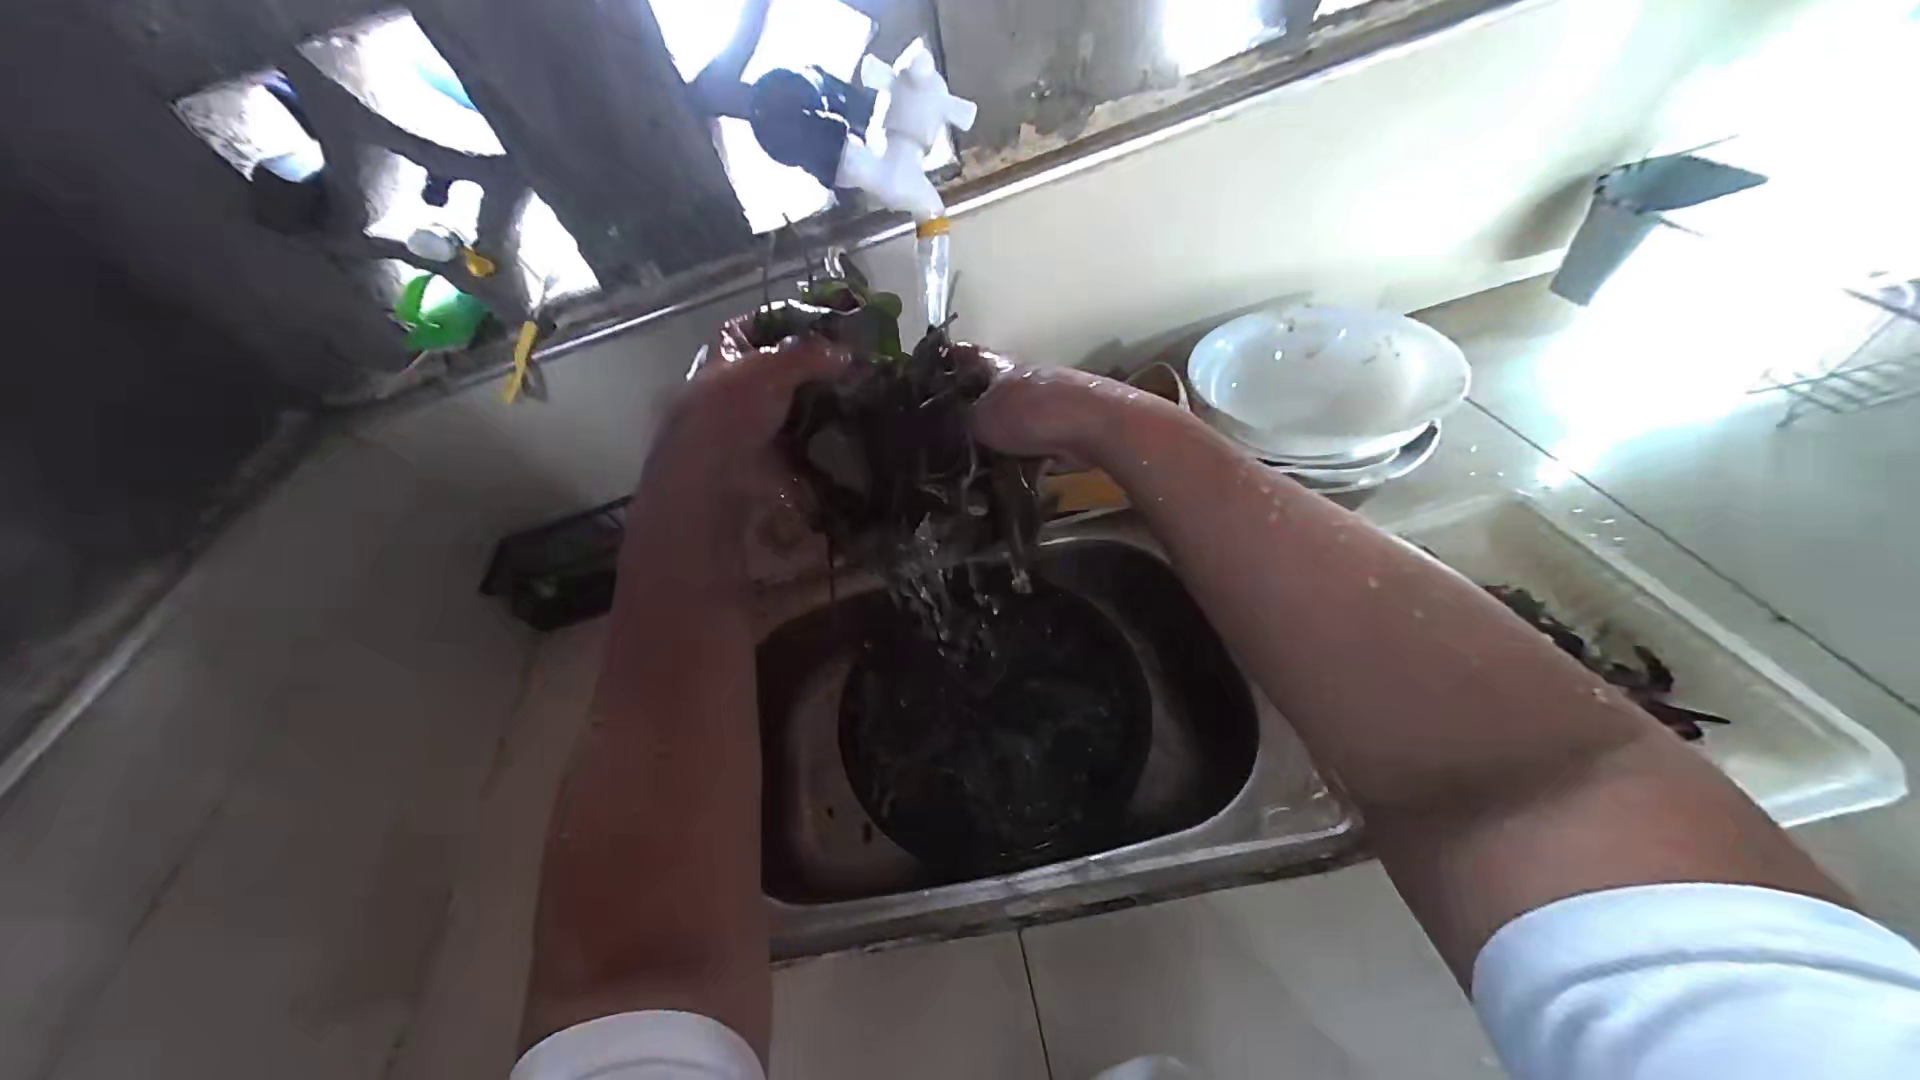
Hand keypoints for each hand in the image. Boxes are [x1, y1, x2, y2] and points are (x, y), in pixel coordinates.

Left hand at [643, 317, 848, 517]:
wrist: (714, 482)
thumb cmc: (730, 414)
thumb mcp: (769, 370)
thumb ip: (809, 354)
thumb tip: (847, 351)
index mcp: (726, 352)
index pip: (758, 324)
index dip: (790, 318)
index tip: (830, 322)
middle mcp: (740, 383)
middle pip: (785, 363)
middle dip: (819, 361)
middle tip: (858, 358)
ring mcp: (758, 419)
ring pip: (799, 398)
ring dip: (827, 395)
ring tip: (864, 387)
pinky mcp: (776, 451)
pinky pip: (808, 432)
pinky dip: (828, 428)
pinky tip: (853, 421)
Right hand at [966, 351, 1169, 461]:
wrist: (1095, 426)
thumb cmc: (1031, 415)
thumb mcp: (982, 420)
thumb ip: (965, 421)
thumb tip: (959, 424)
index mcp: (1001, 367)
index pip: (971, 355)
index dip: (954, 357)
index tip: (940, 361)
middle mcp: (1027, 376)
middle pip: (995, 385)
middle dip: (978, 400)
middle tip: (956, 422)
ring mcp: (1053, 398)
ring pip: (1019, 412)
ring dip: (1004, 427)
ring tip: (982, 453)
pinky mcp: (1070, 422)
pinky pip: (1038, 435)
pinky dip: (1026, 447)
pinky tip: (1013, 466)